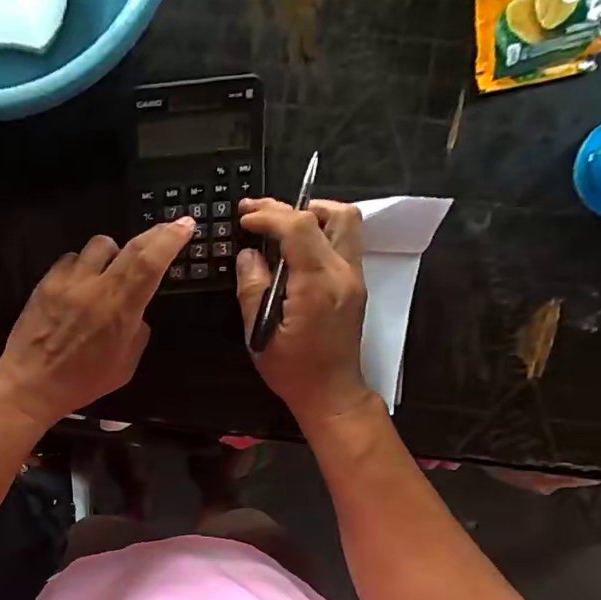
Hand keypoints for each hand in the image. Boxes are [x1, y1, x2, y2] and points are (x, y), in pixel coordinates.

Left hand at [0, 218, 195, 430]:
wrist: (30, 384)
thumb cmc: (82, 382)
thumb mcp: (125, 365)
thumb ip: (136, 330)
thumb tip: (137, 311)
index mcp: (120, 310)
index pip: (151, 262)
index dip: (171, 238)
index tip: (186, 224)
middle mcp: (95, 287)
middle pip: (131, 245)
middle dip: (154, 233)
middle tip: (165, 230)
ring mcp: (67, 280)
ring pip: (98, 245)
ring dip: (112, 254)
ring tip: (110, 270)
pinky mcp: (46, 281)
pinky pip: (71, 259)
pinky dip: (82, 266)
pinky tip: (80, 284)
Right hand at [236, 198, 376, 428]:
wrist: (331, 394)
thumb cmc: (293, 371)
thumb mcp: (260, 334)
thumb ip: (253, 289)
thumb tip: (248, 255)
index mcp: (318, 286)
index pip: (300, 227)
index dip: (270, 214)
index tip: (245, 218)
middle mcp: (343, 275)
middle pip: (335, 214)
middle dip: (294, 206)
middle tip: (261, 213)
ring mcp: (355, 278)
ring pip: (346, 223)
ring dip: (314, 215)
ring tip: (281, 225)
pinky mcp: (355, 284)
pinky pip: (344, 242)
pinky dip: (319, 233)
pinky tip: (294, 247)